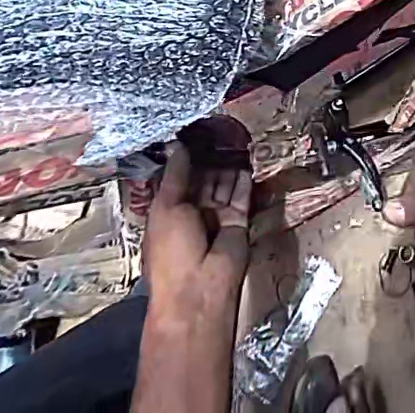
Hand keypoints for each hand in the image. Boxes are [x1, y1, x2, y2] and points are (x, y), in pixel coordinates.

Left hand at [143, 142, 251, 318]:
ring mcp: (217, 216)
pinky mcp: (238, 220)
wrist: (199, 289)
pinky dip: (245, 176)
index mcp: (169, 211)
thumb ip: (177, 175)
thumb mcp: (167, 208)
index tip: (194, 129)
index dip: (186, 156)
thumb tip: (178, 144)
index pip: (179, 178)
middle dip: (209, 156)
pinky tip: (247, 154)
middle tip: (219, 126)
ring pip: (224, 183)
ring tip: (235, 134)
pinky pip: (242, 194)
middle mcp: (193, 212)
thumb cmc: (172, 250)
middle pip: (203, 178)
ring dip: (228, 162)